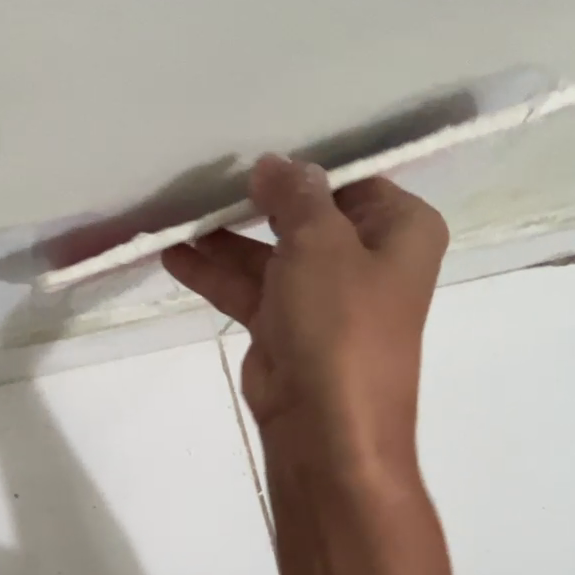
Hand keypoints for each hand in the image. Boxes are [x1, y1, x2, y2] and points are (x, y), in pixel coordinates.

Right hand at [162, 155, 447, 474]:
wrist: (325, 422)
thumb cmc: (338, 321)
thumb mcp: (319, 241)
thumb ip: (295, 195)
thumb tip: (273, 163)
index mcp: (400, 230)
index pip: (352, 182)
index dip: (303, 169)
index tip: (254, 153)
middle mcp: (365, 259)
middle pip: (305, 217)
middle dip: (257, 202)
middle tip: (209, 178)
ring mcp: (321, 297)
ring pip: (269, 254)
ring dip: (225, 239)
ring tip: (178, 215)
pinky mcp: (284, 328)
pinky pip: (248, 289)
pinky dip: (214, 273)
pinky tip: (174, 255)